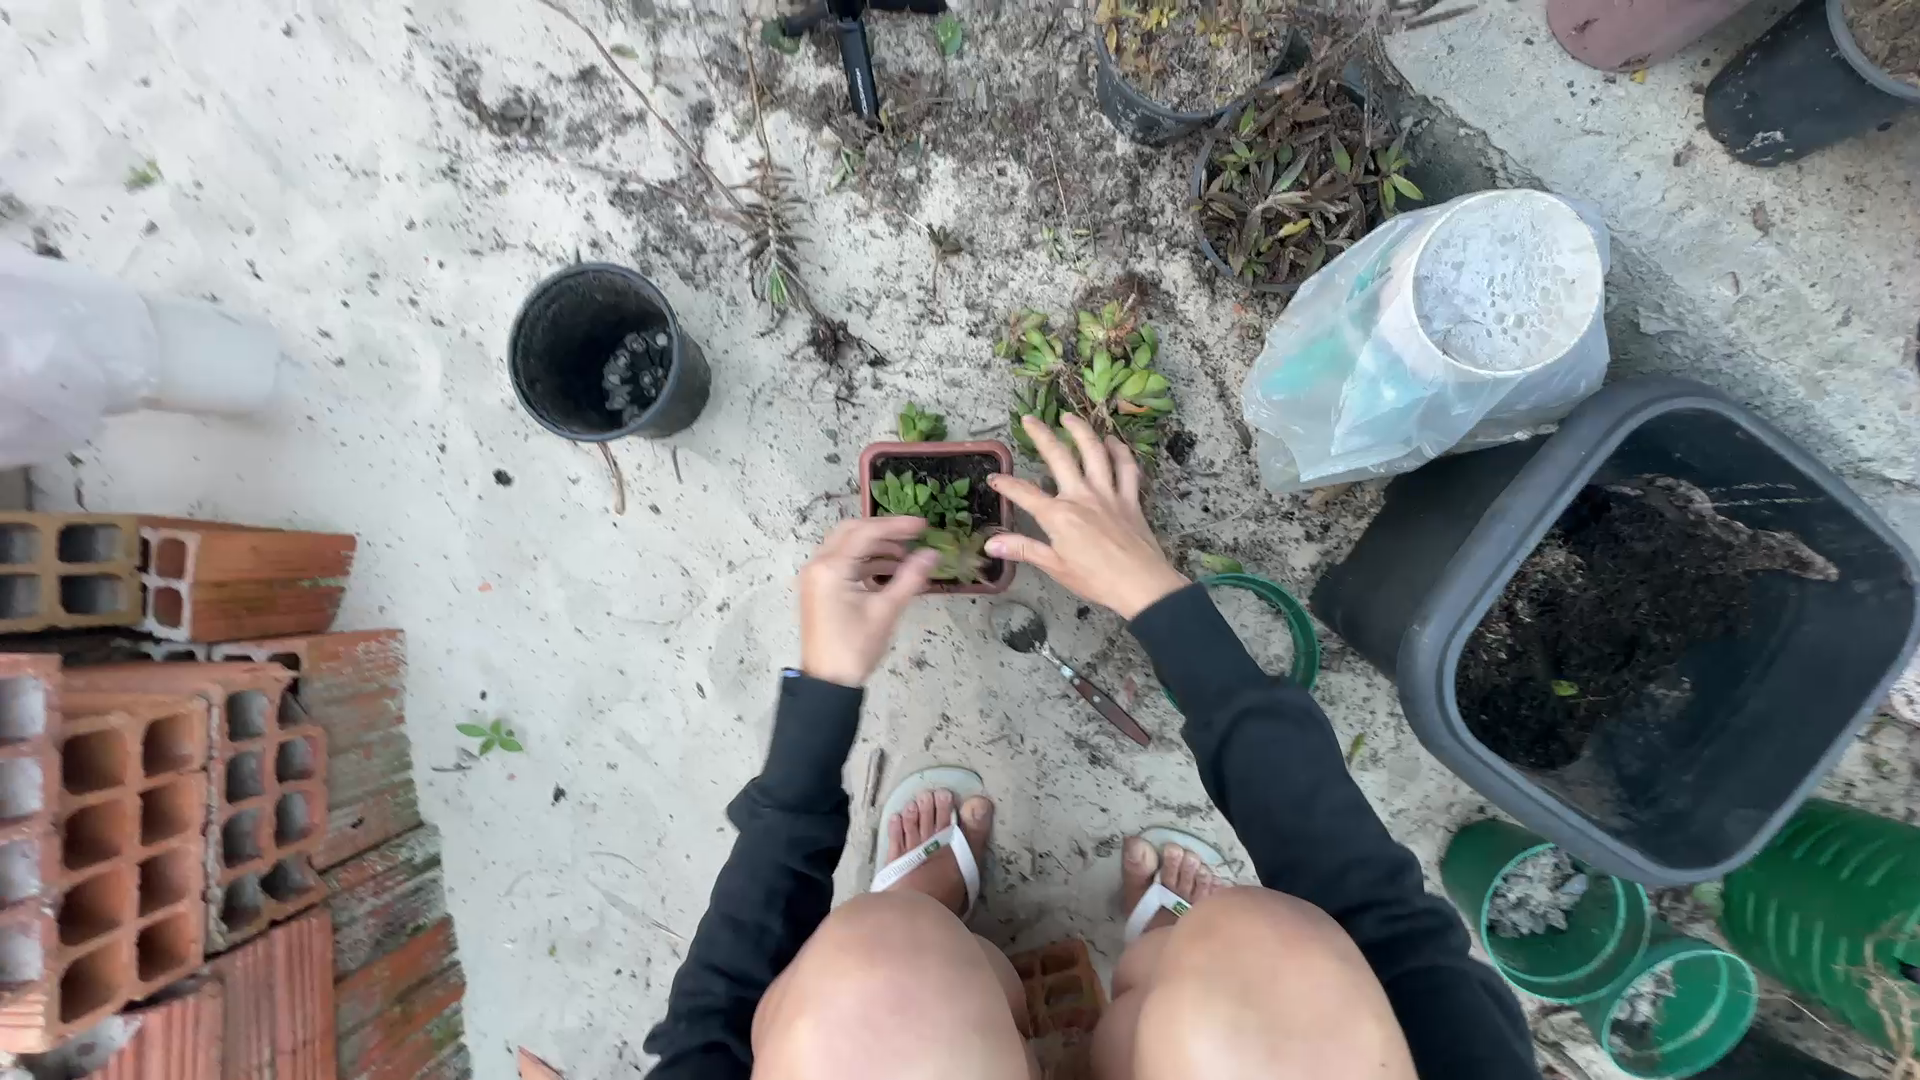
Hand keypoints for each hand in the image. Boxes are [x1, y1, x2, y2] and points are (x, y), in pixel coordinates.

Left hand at [799, 516, 940, 686]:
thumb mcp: (886, 611)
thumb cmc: (855, 647)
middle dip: (884, 531)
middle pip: (852, 532)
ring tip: (905, 557)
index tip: (923, 526)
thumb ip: (910, 578)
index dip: (897, 526)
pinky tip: (888, 572)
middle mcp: (818, 565)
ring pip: (846, 546)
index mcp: (831, 568)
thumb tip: (932, 554)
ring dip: (875, 547)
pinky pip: (842, 563)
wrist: (828, 682)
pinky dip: (864, 562)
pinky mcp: (818, 588)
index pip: (866, 533)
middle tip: (913, 535)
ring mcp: (815, 576)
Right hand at [985, 414, 1189, 619]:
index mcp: (1059, 515)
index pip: (1024, 494)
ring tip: (1069, 417)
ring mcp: (1108, 494)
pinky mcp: (1130, 499)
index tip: (994, 478)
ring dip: (1081, 431)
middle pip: (1058, 457)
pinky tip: (1112, 441)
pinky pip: (1126, 468)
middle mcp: (1082, 496)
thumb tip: (990, 544)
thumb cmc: (1095, 579)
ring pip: (1094, 452)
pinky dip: (1119, 452)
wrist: (1141, 584)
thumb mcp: (1054, 566)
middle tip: (1030, 419)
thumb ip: (1023, 550)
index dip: (1006, 484)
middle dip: (1041, 435)